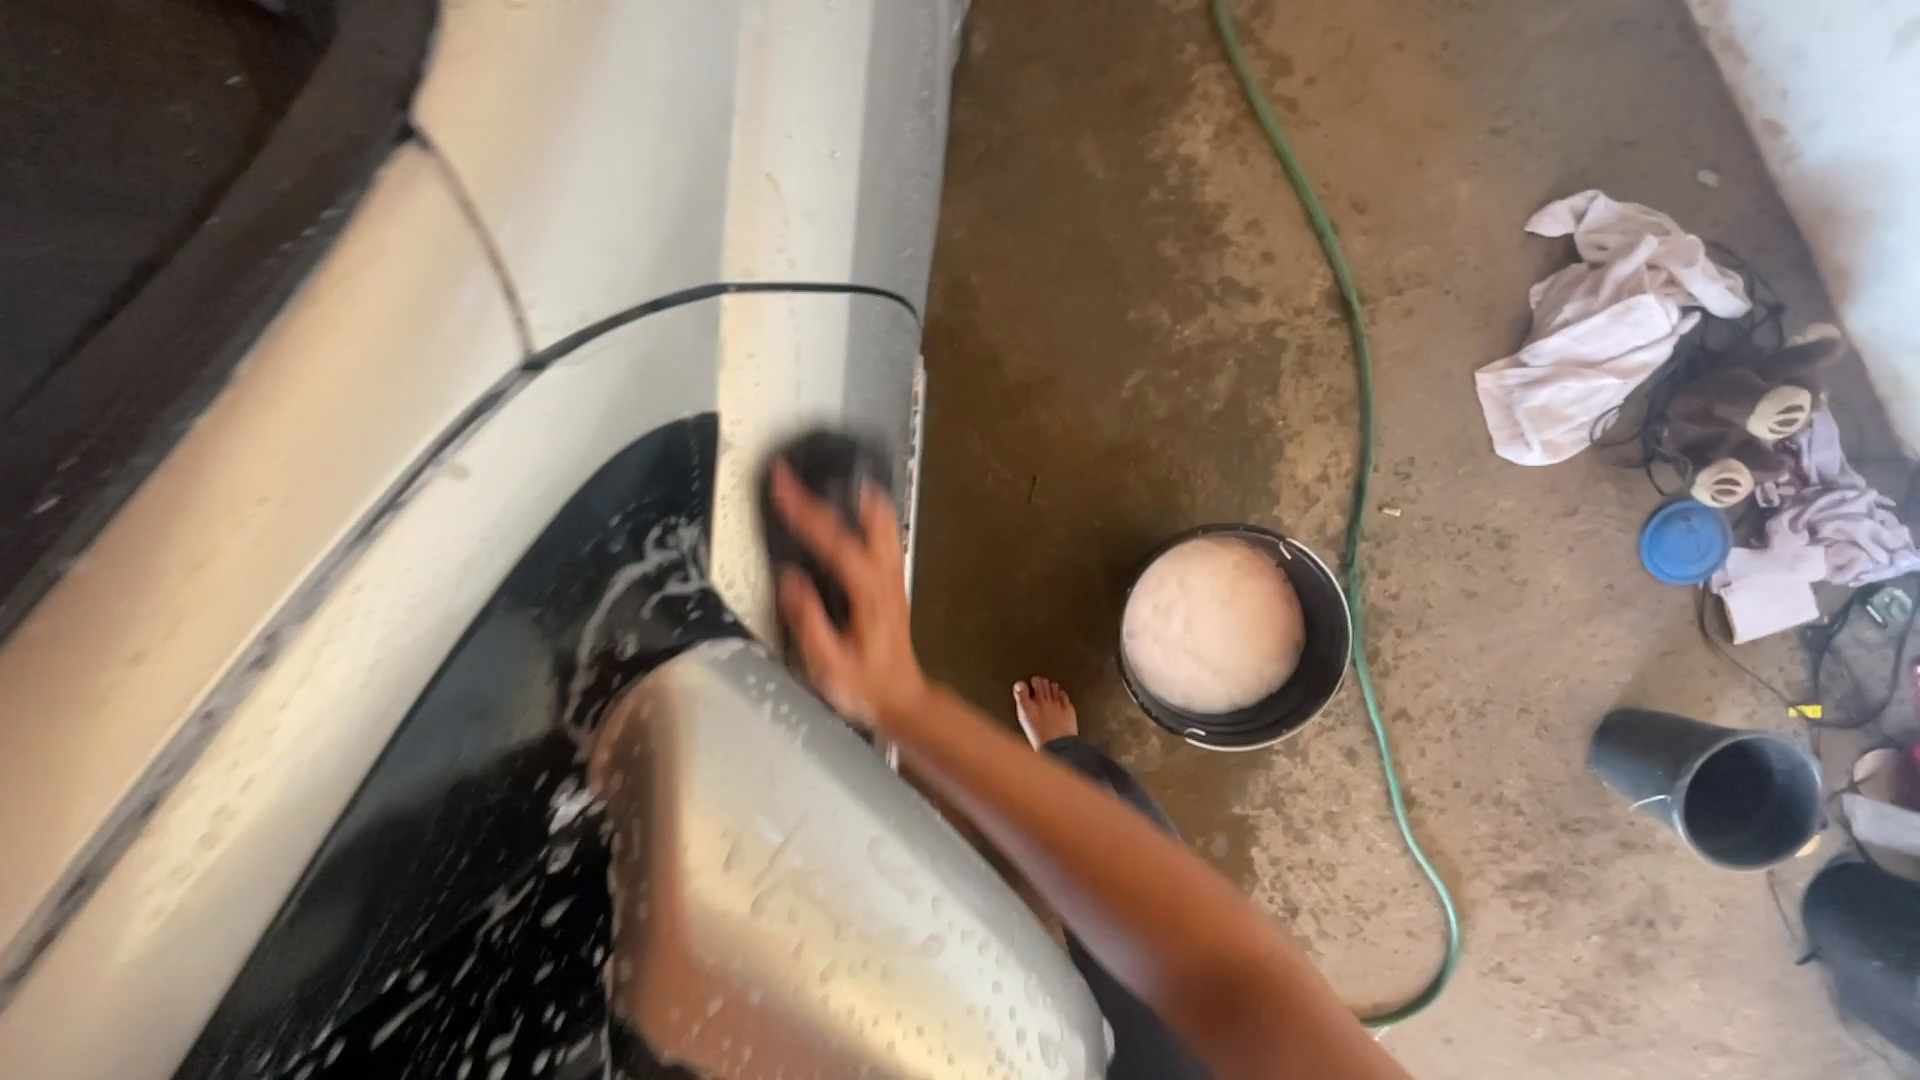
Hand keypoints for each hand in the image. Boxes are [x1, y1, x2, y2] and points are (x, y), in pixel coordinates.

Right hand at [770, 459, 929, 728]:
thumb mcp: (828, 663)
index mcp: (867, 593)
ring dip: (861, 497)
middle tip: (811, 470)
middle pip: (873, 518)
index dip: (806, 509)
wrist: (900, 699)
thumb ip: (808, 620)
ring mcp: (895, 578)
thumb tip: (790, 579)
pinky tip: (858, 509)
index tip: (782, 484)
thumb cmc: (864, 685)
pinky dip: (872, 514)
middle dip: (839, 490)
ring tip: (837, 476)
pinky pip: (887, 536)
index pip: (835, 540)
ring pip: (886, 523)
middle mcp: (886, 578)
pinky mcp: (895, 583)